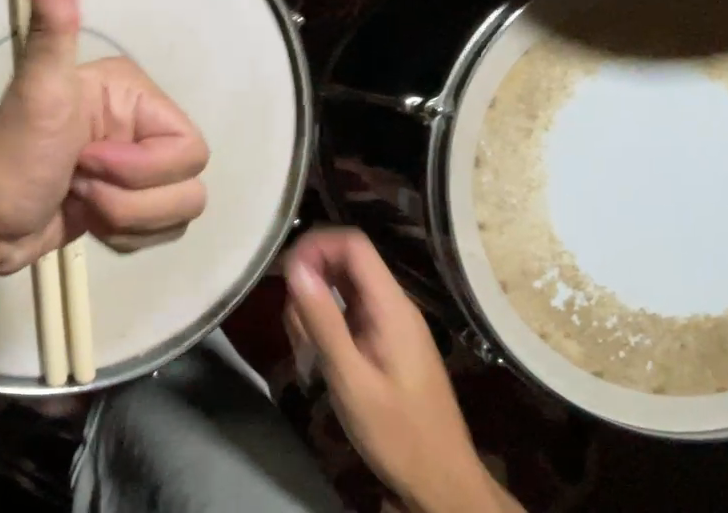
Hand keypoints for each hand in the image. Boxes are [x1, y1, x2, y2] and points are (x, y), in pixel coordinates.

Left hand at [0, 0, 208, 273]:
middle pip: (188, 186)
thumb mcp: (37, 87)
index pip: (191, 149)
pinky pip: (162, 231)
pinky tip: (86, 219)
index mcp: (133, 95)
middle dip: (129, 200)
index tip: (87, 161)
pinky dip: (126, 237)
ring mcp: (134, 167)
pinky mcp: (128, 204)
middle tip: (78, 180)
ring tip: (79, 198)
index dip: (143, 169)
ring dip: (125, 220)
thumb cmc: (11, 155)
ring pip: (179, 212)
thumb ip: (52, 19)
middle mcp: (140, 126)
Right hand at [283, 229, 510, 512]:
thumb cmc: (397, 434)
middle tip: (292, 322)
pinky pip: (347, 313)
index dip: (315, 245)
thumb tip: (294, 266)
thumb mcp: (350, 379)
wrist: (442, 484)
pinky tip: (317, 358)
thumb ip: (322, 320)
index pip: (352, 244)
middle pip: (343, 262)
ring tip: (305, 351)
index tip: (285, 273)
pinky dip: (324, 326)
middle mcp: (392, 306)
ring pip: (340, 288)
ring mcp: (389, 324)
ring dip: (313, 308)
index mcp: (391, 307)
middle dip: (309, 281)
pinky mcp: (383, 341)